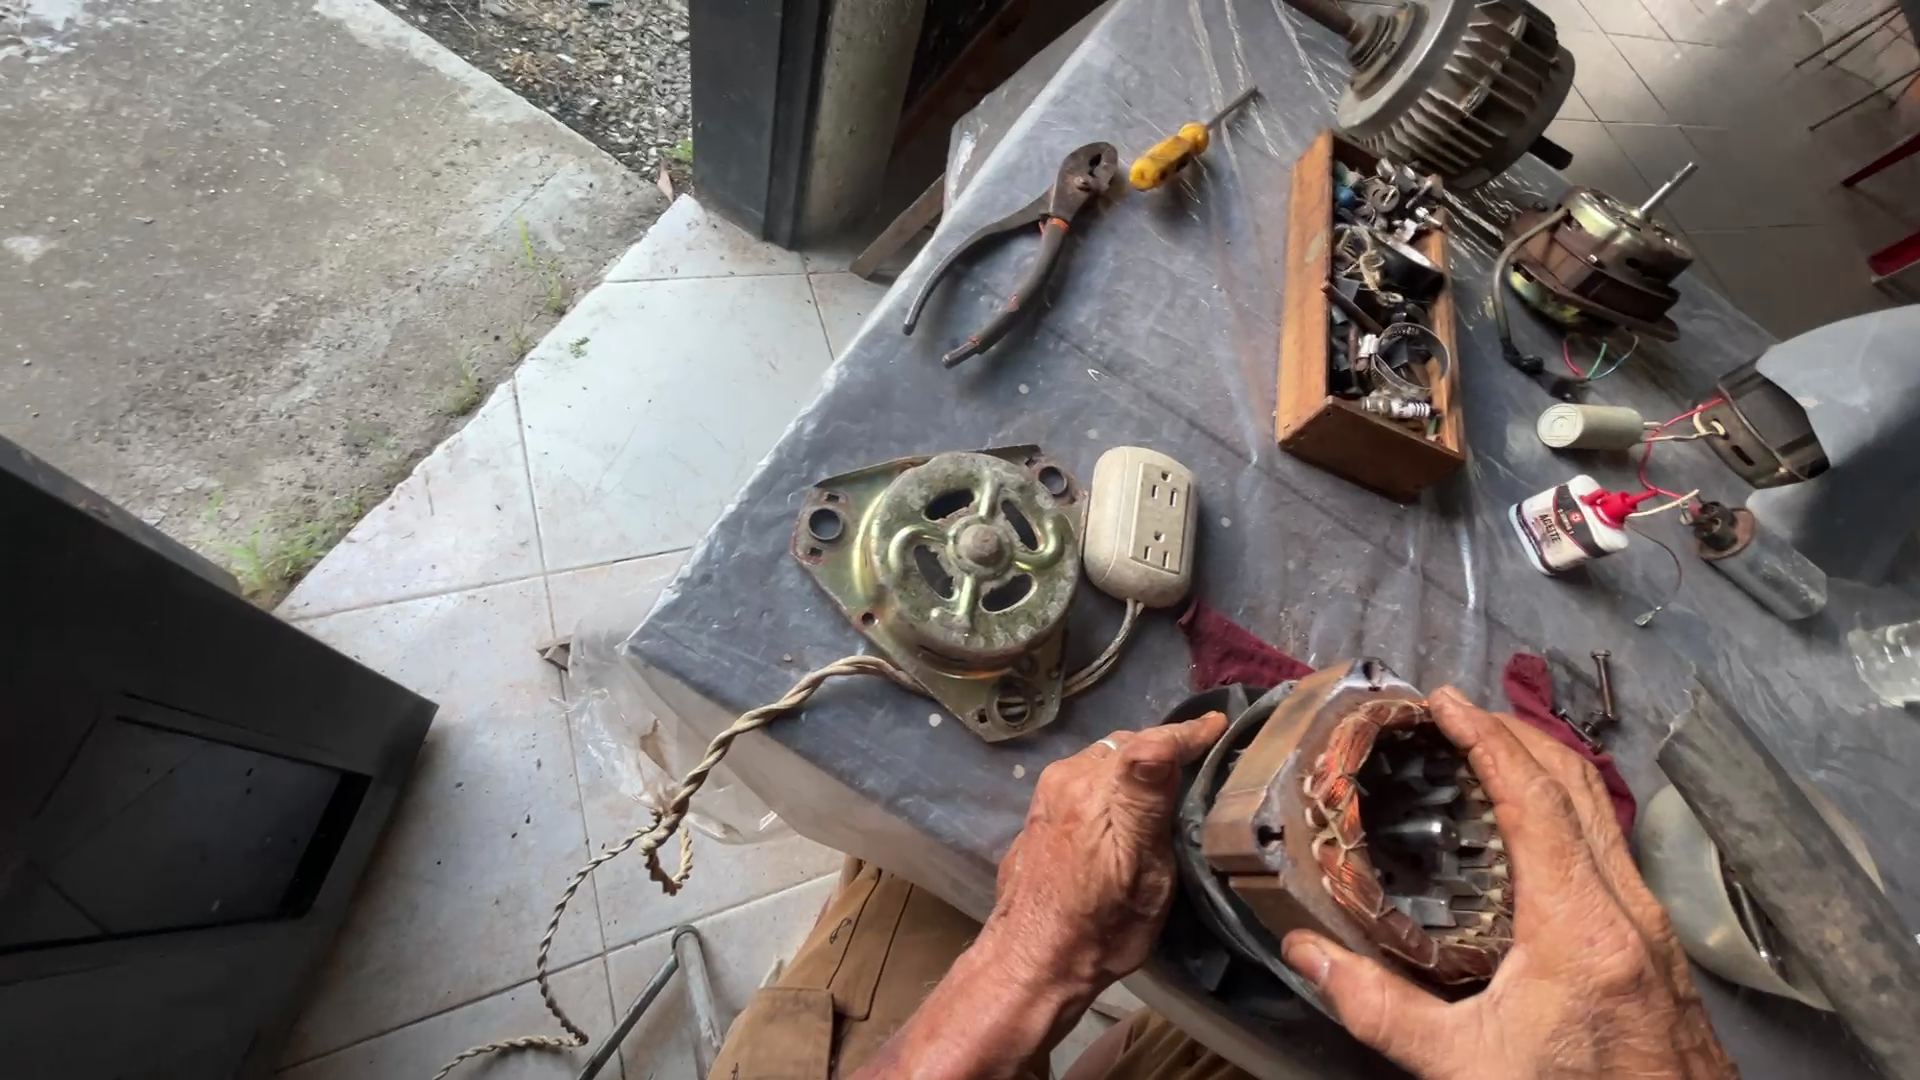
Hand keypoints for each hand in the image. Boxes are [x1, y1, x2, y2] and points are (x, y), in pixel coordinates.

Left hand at [983, 712, 1229, 996]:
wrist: (1033, 956)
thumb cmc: (1101, 926)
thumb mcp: (1143, 875)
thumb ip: (1149, 801)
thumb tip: (1162, 741)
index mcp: (1096, 789)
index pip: (1149, 741)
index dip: (1187, 731)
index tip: (1217, 723)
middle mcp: (1067, 776)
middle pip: (1125, 742)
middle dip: (1163, 744)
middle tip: (1199, 756)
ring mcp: (1048, 788)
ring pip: (1105, 755)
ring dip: (1135, 759)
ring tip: (1167, 776)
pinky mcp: (1040, 803)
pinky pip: (1087, 772)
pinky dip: (1113, 775)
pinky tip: (1126, 797)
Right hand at [1281, 687, 1736, 1079]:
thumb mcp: (1467, 1068)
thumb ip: (1380, 1009)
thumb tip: (1302, 948)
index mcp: (1581, 927)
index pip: (1536, 801)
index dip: (1488, 740)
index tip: (1443, 701)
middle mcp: (1626, 907)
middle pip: (1575, 784)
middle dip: (1511, 731)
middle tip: (1449, 709)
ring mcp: (1645, 917)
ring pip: (1596, 804)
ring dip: (1535, 756)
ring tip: (1476, 738)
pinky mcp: (1648, 931)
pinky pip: (1600, 831)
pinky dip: (1553, 792)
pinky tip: (1515, 805)